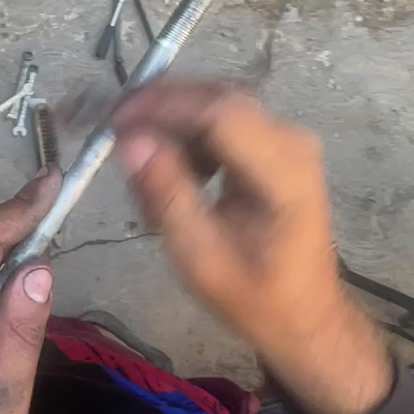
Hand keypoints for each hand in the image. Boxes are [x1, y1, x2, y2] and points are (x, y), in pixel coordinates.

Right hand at [113, 81, 392, 413]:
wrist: (304, 316)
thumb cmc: (254, 294)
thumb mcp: (200, 256)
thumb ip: (166, 194)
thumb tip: (128, 140)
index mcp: (284, 171)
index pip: (218, 112)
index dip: (162, 106)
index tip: (113, 122)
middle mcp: (289, 139)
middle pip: (212, 97)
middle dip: (156, 106)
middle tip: (109, 129)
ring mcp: (282, 136)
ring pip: (210, 101)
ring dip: (167, 121)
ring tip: (139, 161)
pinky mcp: (270, 140)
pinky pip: (215, 115)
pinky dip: (183, 132)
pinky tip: (169, 166)